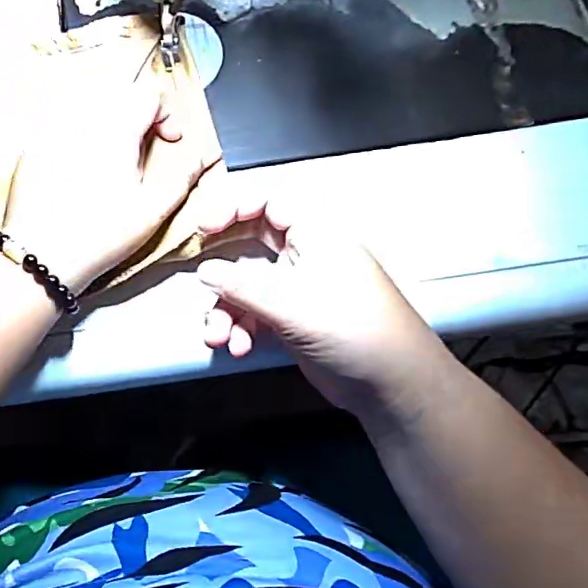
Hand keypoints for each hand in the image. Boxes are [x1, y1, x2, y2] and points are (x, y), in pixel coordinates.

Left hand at [2, 84, 217, 292]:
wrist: (42, 258)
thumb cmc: (98, 238)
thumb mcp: (152, 212)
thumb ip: (182, 178)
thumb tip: (201, 158)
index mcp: (115, 130)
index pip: (148, 93)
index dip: (165, 115)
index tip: (168, 140)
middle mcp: (81, 121)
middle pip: (119, 97)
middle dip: (137, 119)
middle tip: (142, 154)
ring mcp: (52, 132)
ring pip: (89, 111)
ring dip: (108, 129)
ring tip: (112, 166)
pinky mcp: (32, 149)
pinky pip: (62, 130)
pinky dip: (79, 143)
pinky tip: (81, 177)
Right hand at [196, 190, 455, 427]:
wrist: (389, 382)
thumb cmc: (354, 329)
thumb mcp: (292, 303)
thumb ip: (242, 286)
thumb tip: (203, 271)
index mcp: (316, 235)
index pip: (269, 204)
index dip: (234, 209)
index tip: (204, 228)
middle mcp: (304, 256)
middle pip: (250, 245)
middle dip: (222, 267)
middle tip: (198, 275)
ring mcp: (297, 290)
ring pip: (246, 287)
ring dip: (226, 311)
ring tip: (218, 336)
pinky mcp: (292, 320)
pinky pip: (254, 315)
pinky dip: (241, 329)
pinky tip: (239, 347)